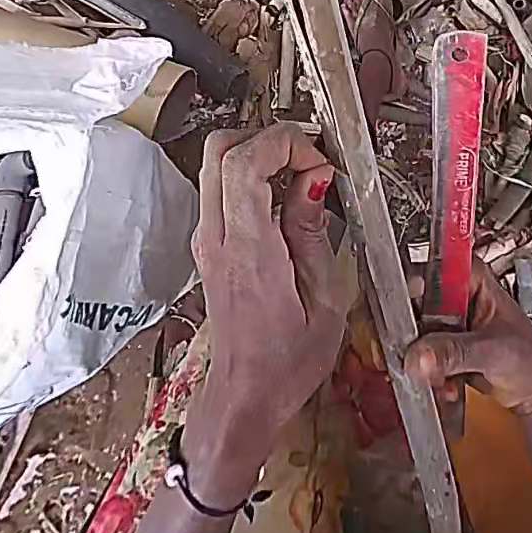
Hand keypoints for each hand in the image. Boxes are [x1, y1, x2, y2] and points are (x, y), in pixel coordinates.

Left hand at [182, 125, 353, 506]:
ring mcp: (206, 235)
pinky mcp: (209, 239)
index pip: (243, 164)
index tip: (319, 163)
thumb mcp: (325, 299)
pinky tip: (287, 200)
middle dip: (269, 138)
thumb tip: (314, 176)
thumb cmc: (288, 360)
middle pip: (221, 147)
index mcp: (248, 250)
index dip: (284, 145)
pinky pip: (223, 185)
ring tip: (303, 178)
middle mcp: (217, 235)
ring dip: (261, 153)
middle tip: (309, 160)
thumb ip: (314, 230)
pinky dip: (254, 173)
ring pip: (217, 160)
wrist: (244, 394)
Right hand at [407, 261, 531, 417]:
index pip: (429, 268)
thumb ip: (454, 352)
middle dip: (412, 331)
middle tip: (416, 352)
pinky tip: (445, 384)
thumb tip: (419, 355)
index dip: (413, 288)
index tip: (408, 313)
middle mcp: (453, 292)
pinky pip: (418, 350)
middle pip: (413, 299)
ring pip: (412, 327)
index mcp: (470, 275)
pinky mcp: (440, 342)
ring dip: (419, 355)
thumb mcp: (493, 351)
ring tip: (438, 375)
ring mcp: (445, 317)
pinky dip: (426, 369)